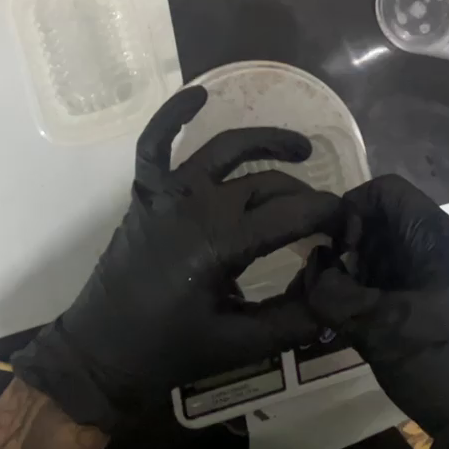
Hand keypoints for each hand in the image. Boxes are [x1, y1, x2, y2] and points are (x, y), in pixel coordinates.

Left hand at [12, 86, 340, 432]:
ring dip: (266, 141)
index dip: (326, 215)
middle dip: (304, 195)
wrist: (101, 354)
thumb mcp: (242, 344)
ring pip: (225, 149)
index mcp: (220, 244)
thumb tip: (337, 286)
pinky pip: (154, 142)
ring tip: (301, 148)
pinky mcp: (146, 192)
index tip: (347, 224)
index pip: (290, 214)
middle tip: (326, 213)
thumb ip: (295, 316)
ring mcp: (168, 193)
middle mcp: (196, 205)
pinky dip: (173, 115)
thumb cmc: (172, 351)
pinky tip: (200, 94)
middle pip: (265, 184)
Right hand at [301, 174, 448, 448]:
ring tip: (343, 305)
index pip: (386, 190)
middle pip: (390, 219)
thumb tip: (314, 267)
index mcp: (439, 236)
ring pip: (398, 249)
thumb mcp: (378, 329)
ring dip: (366, 269)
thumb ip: (335, 293)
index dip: (351, 208)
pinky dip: (383, 287)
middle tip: (332, 282)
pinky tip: (365, 319)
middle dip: (354, 244)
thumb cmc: (442, 362)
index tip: (333, 248)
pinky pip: (411, 274)